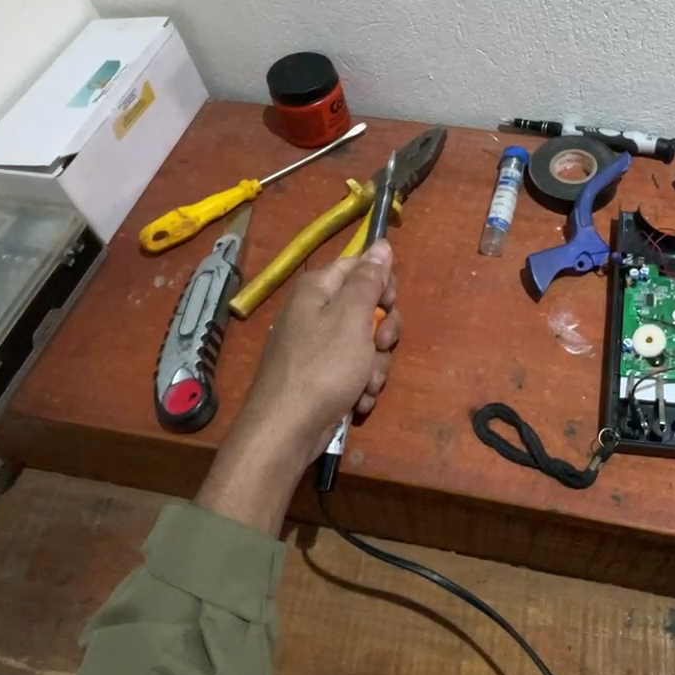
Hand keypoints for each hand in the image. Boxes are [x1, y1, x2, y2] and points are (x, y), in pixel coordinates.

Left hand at [195, 240, 400, 532]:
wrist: (286, 432)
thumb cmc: (322, 367)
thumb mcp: (352, 317)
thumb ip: (369, 279)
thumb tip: (381, 243)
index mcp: (317, 289)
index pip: (360, 267)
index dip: (381, 284)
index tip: (388, 304)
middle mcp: (314, 312)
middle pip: (367, 307)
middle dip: (383, 333)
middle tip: (381, 346)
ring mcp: (317, 347)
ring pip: (366, 343)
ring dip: (375, 365)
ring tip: (365, 384)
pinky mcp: (321, 376)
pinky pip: (353, 370)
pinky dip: (360, 385)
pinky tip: (357, 400)